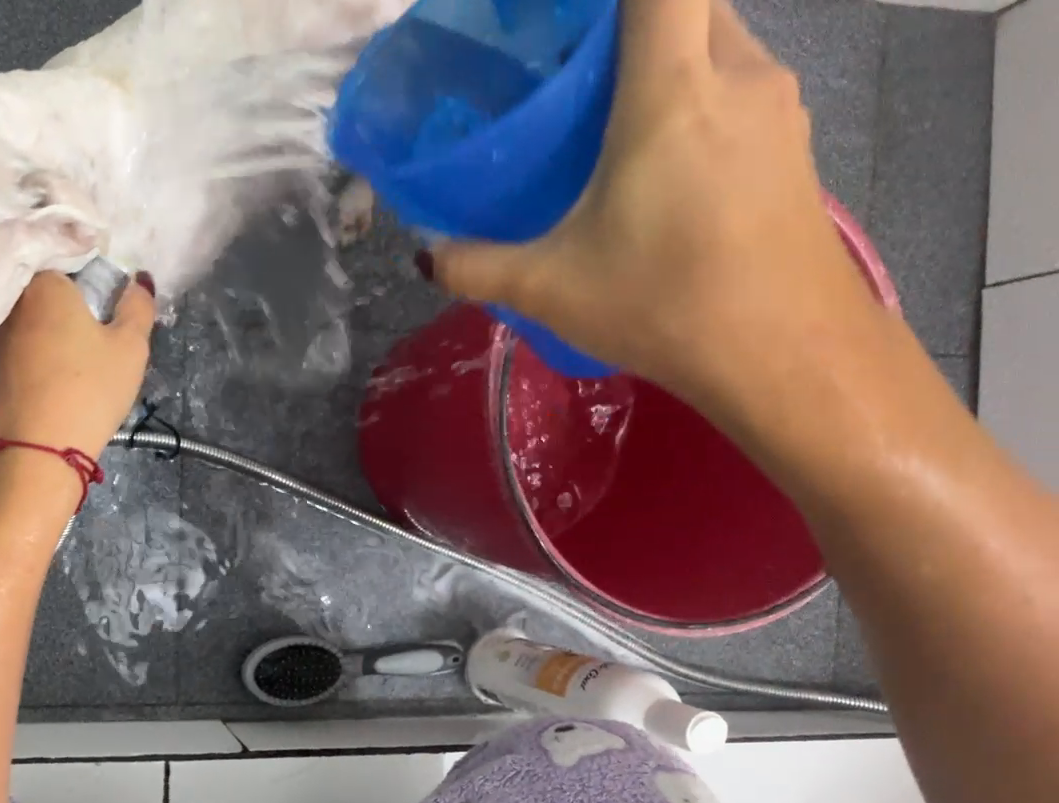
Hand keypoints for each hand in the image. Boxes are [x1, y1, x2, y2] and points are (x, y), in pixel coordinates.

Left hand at [0, 272, 156, 459]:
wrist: (39, 450)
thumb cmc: (89, 389)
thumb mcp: (130, 347)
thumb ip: (138, 307)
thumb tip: (138, 281)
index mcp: (45, 283)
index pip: (72, 256)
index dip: (97, 272)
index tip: (114, 295)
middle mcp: (15, 301)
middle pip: (53, 287)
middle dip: (77, 299)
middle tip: (105, 325)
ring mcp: (1, 334)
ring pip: (39, 317)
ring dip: (61, 326)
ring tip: (88, 350)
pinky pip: (29, 342)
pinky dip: (47, 348)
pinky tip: (65, 369)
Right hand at [430, 0, 887, 401]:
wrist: (787, 352)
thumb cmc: (663, 303)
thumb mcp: (548, 288)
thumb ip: (475, 265)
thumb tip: (427, 257)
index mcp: (672, 92)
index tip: (558, 22)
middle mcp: (737, 74)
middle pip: (688, 3)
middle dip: (626, 20)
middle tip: (561, 66)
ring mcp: (775, 104)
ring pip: (717, 38)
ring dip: (662, 53)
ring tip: (598, 107)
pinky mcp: (790, 139)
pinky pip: (736, 79)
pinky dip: (692, 87)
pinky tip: (651, 152)